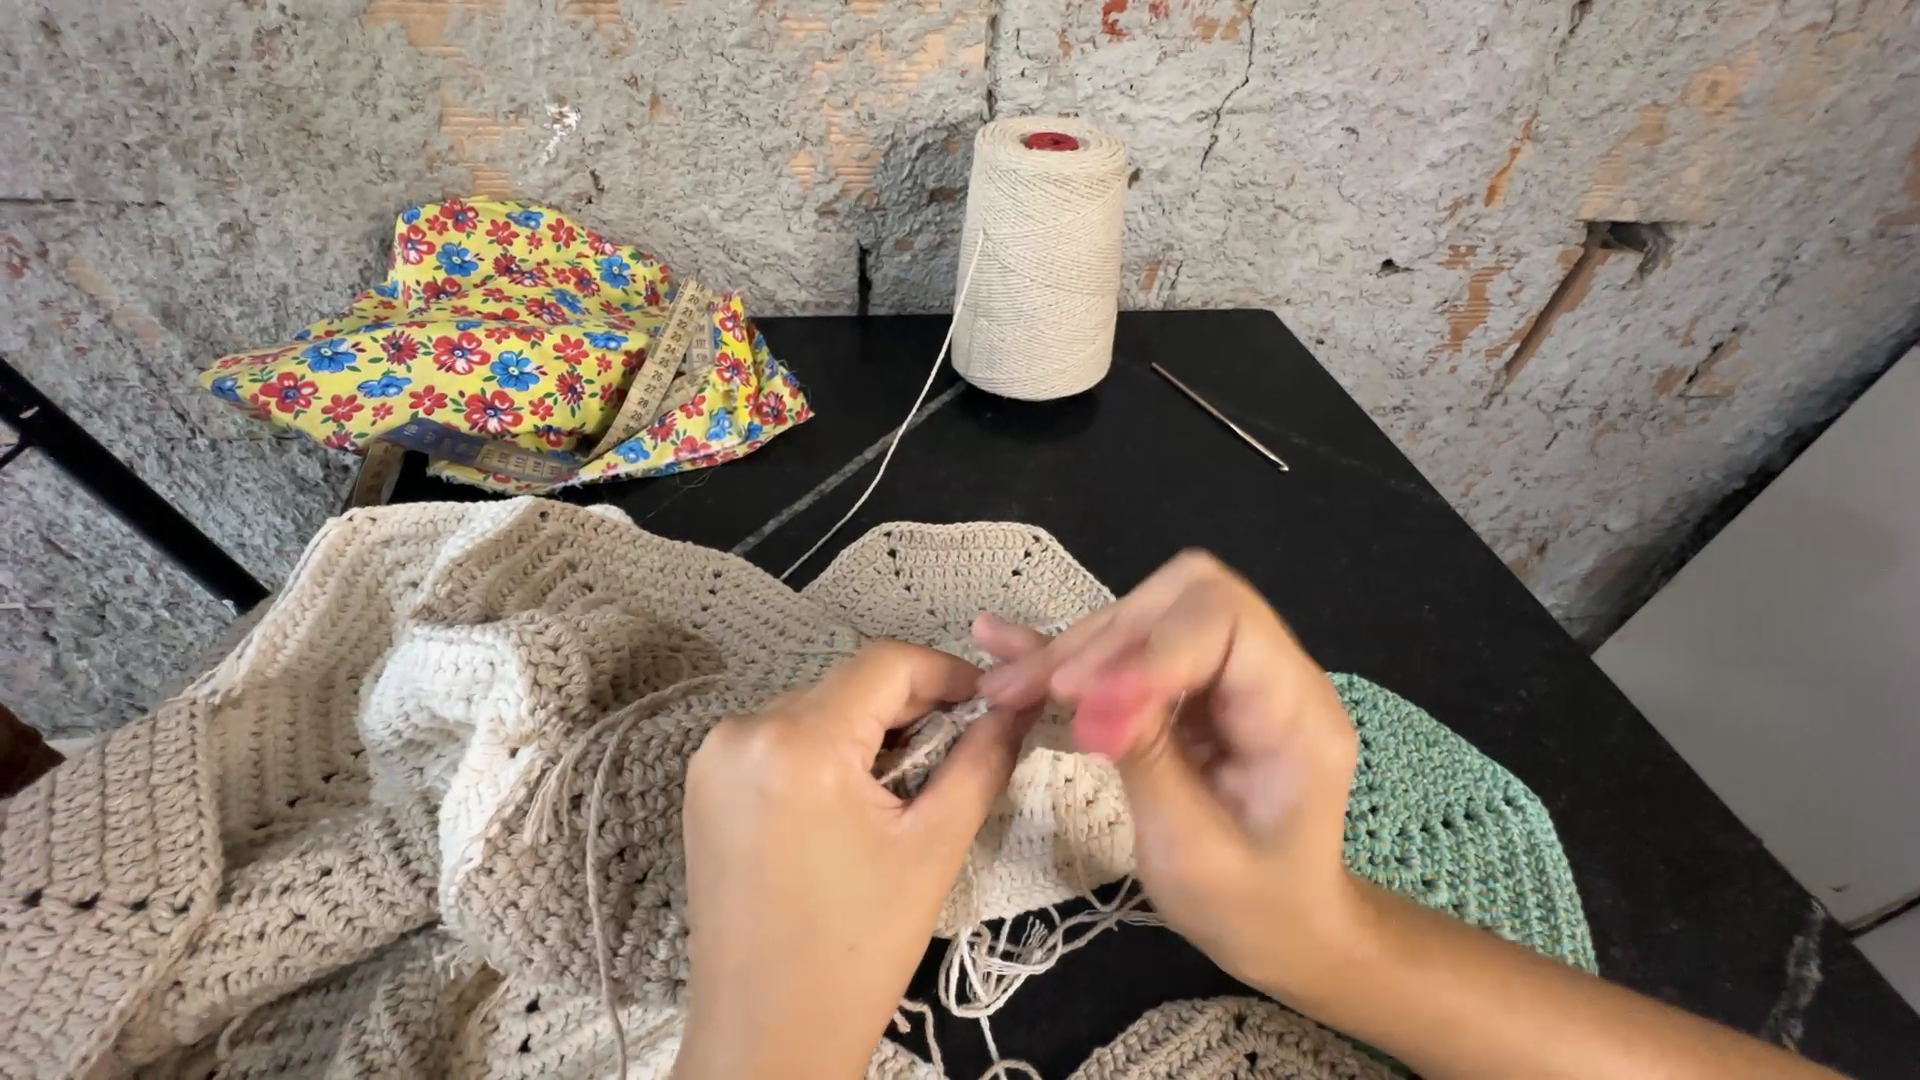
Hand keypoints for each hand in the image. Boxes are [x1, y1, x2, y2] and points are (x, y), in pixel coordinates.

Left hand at [675, 642, 1031, 1078]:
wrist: (766, 1038)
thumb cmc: (859, 949)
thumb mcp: (934, 846)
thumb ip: (983, 759)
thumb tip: (1017, 705)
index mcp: (801, 744)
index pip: (885, 663)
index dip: (944, 672)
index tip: (983, 703)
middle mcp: (745, 731)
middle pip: (849, 684)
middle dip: (909, 706)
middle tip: (953, 746)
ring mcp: (716, 755)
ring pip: (816, 705)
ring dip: (867, 727)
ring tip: (901, 782)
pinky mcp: (705, 780)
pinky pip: (781, 734)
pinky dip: (825, 746)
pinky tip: (848, 795)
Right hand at [972, 551, 1363, 1001]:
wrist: (1284, 926)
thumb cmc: (1252, 907)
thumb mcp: (1195, 854)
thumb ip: (1149, 762)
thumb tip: (1089, 699)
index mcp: (1296, 712)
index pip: (1228, 624)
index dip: (1151, 648)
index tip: (1081, 696)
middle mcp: (1268, 671)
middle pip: (1184, 597)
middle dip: (1104, 638)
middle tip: (1038, 687)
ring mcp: (1227, 672)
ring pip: (1147, 615)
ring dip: (1075, 647)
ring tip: (1007, 683)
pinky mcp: (1191, 683)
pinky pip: (1130, 647)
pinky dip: (1073, 654)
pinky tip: (1012, 646)